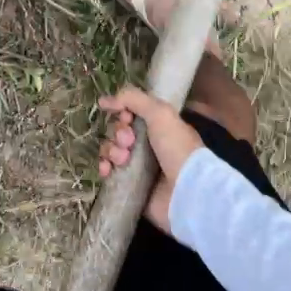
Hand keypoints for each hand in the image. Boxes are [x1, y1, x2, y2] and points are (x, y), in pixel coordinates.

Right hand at [96, 86, 202, 234]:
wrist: (187, 191)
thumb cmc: (177, 148)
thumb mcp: (160, 113)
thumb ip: (133, 99)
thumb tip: (103, 101)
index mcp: (158, 128)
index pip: (130, 114)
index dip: (123, 114)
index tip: (126, 117)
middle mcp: (148, 146)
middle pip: (119, 131)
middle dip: (118, 133)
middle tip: (128, 142)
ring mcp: (139, 167)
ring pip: (112, 150)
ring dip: (111, 150)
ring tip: (122, 158)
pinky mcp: (131, 186)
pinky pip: (110, 172)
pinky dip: (105, 168)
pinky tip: (107, 169)